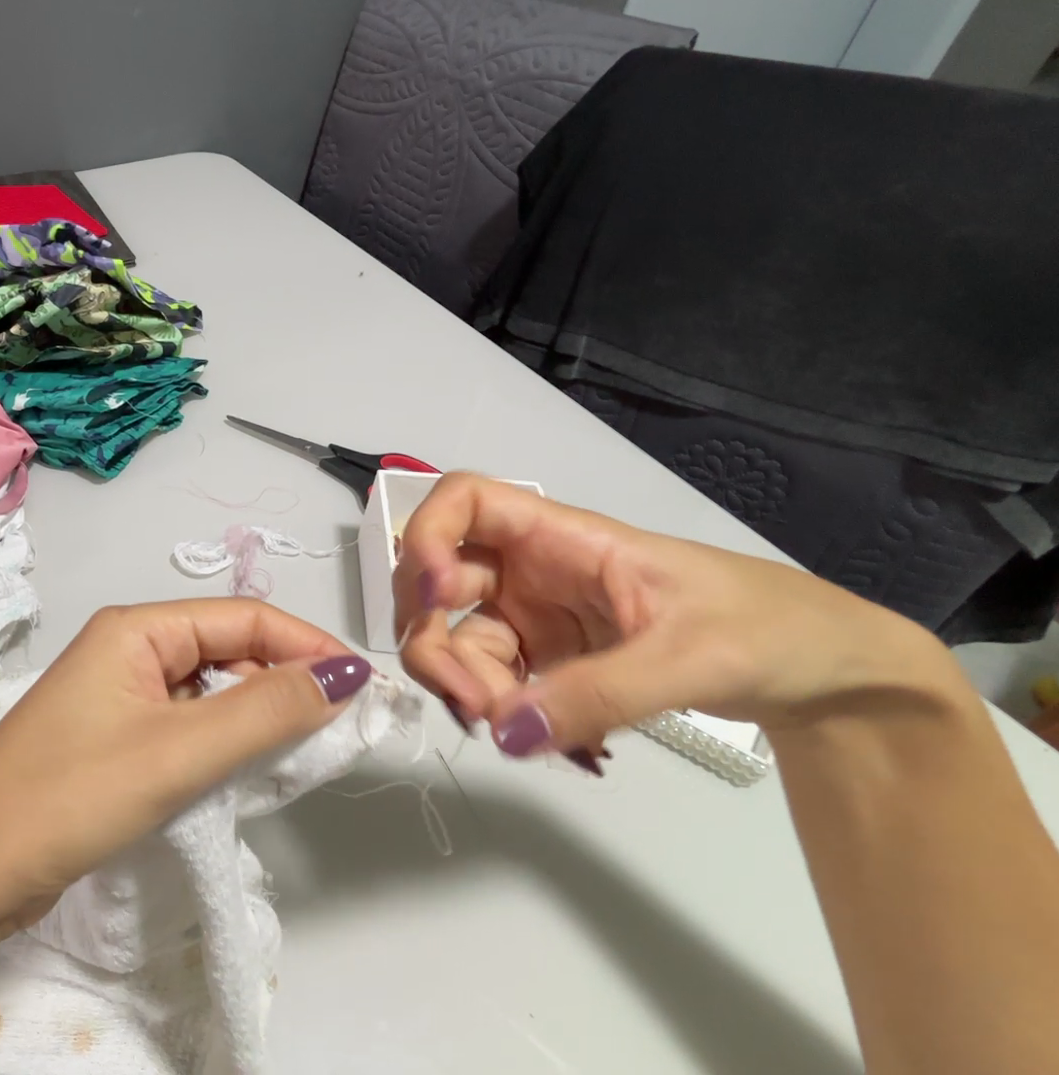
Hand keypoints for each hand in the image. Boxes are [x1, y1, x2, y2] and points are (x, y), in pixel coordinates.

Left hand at [0, 599, 369, 932]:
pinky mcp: (110, 741)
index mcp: (135, 630)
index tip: (363, 691)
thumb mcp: (178, 752)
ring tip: (294, 758)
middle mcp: (125, 651)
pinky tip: (240, 774)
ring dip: (253, 717)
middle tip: (333, 735)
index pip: (243, 618)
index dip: (307, 647)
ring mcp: (114, 697)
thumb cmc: (70, 797)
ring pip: (207, 692)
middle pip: (226, 650)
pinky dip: (219, 744)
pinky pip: (183, 726)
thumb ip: (266, 710)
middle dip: (282, 683)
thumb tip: (346, 674)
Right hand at [391, 473, 963, 759]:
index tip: (435, 597)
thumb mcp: (695, 657)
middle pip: (436, 585)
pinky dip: (507, 719)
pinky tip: (563, 748)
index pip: (464, 502)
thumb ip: (599, 694)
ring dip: (467, 690)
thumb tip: (505, 733)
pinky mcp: (545, 663)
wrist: (824, 674)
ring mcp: (533, 619)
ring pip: (455, 641)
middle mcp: (530, 571)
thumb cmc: (772, 631)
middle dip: (433, 642)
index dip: (427, 536)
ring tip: (525, 736)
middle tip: (473, 706)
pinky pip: (494, 684)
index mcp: (563, 538)